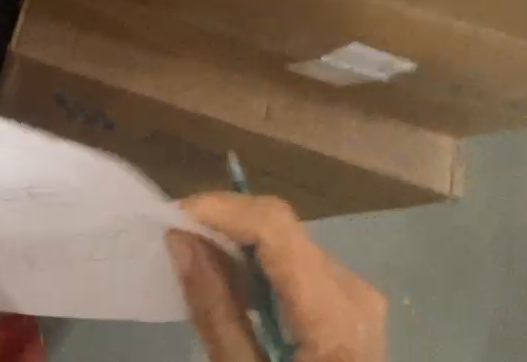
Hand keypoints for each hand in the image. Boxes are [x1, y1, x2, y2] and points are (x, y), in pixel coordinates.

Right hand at [168, 194, 387, 361]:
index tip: (169, 220)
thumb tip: (180, 238)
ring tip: (197, 269)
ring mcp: (357, 300)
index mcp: (336, 316)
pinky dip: (258, 269)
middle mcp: (354, 292)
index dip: (219, 210)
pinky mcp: (350, 311)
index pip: (275, 226)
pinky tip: (232, 293)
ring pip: (285, 242)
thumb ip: (214, 309)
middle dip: (222, 227)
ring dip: (237, 246)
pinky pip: (296, 266)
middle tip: (174, 246)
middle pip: (279, 229)